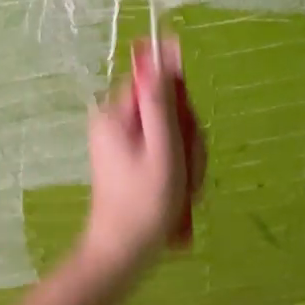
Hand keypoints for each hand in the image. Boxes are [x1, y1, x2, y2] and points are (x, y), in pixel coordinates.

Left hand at [82, 39, 204, 269]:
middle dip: (186, 134)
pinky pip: (164, 148)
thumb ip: (163, 100)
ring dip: (186, 155)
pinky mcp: (130, 159)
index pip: (154, 78)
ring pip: (171, 128)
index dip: (178, 95)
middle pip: (166, 105)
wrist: (123, 253)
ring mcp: (121, 141)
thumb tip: (160, 52)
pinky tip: (180, 190)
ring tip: (184, 184)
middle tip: (188, 165)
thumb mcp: (163, 148)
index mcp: (117, 112)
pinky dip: (178, 167)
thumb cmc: (145, 203)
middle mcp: (115, 120)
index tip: (187, 122)